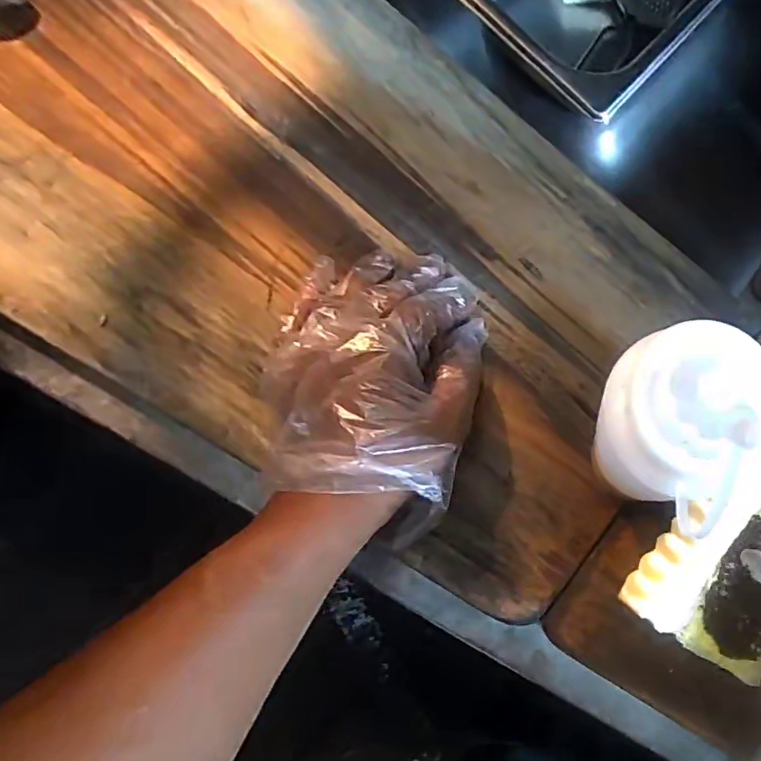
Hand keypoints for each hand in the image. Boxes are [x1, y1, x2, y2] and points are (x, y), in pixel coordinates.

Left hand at [262, 249, 486, 544]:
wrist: (327, 500)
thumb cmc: (396, 463)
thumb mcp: (444, 424)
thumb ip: (459, 373)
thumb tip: (470, 332)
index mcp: (388, 349)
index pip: (423, 310)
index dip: (448, 301)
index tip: (468, 297)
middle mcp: (347, 334)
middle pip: (384, 293)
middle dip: (414, 279)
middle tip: (438, 268)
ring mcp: (313, 343)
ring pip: (341, 292)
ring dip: (369, 273)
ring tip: (389, 260)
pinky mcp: (290, 359)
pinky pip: (299, 311)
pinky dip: (313, 287)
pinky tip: (325, 270)